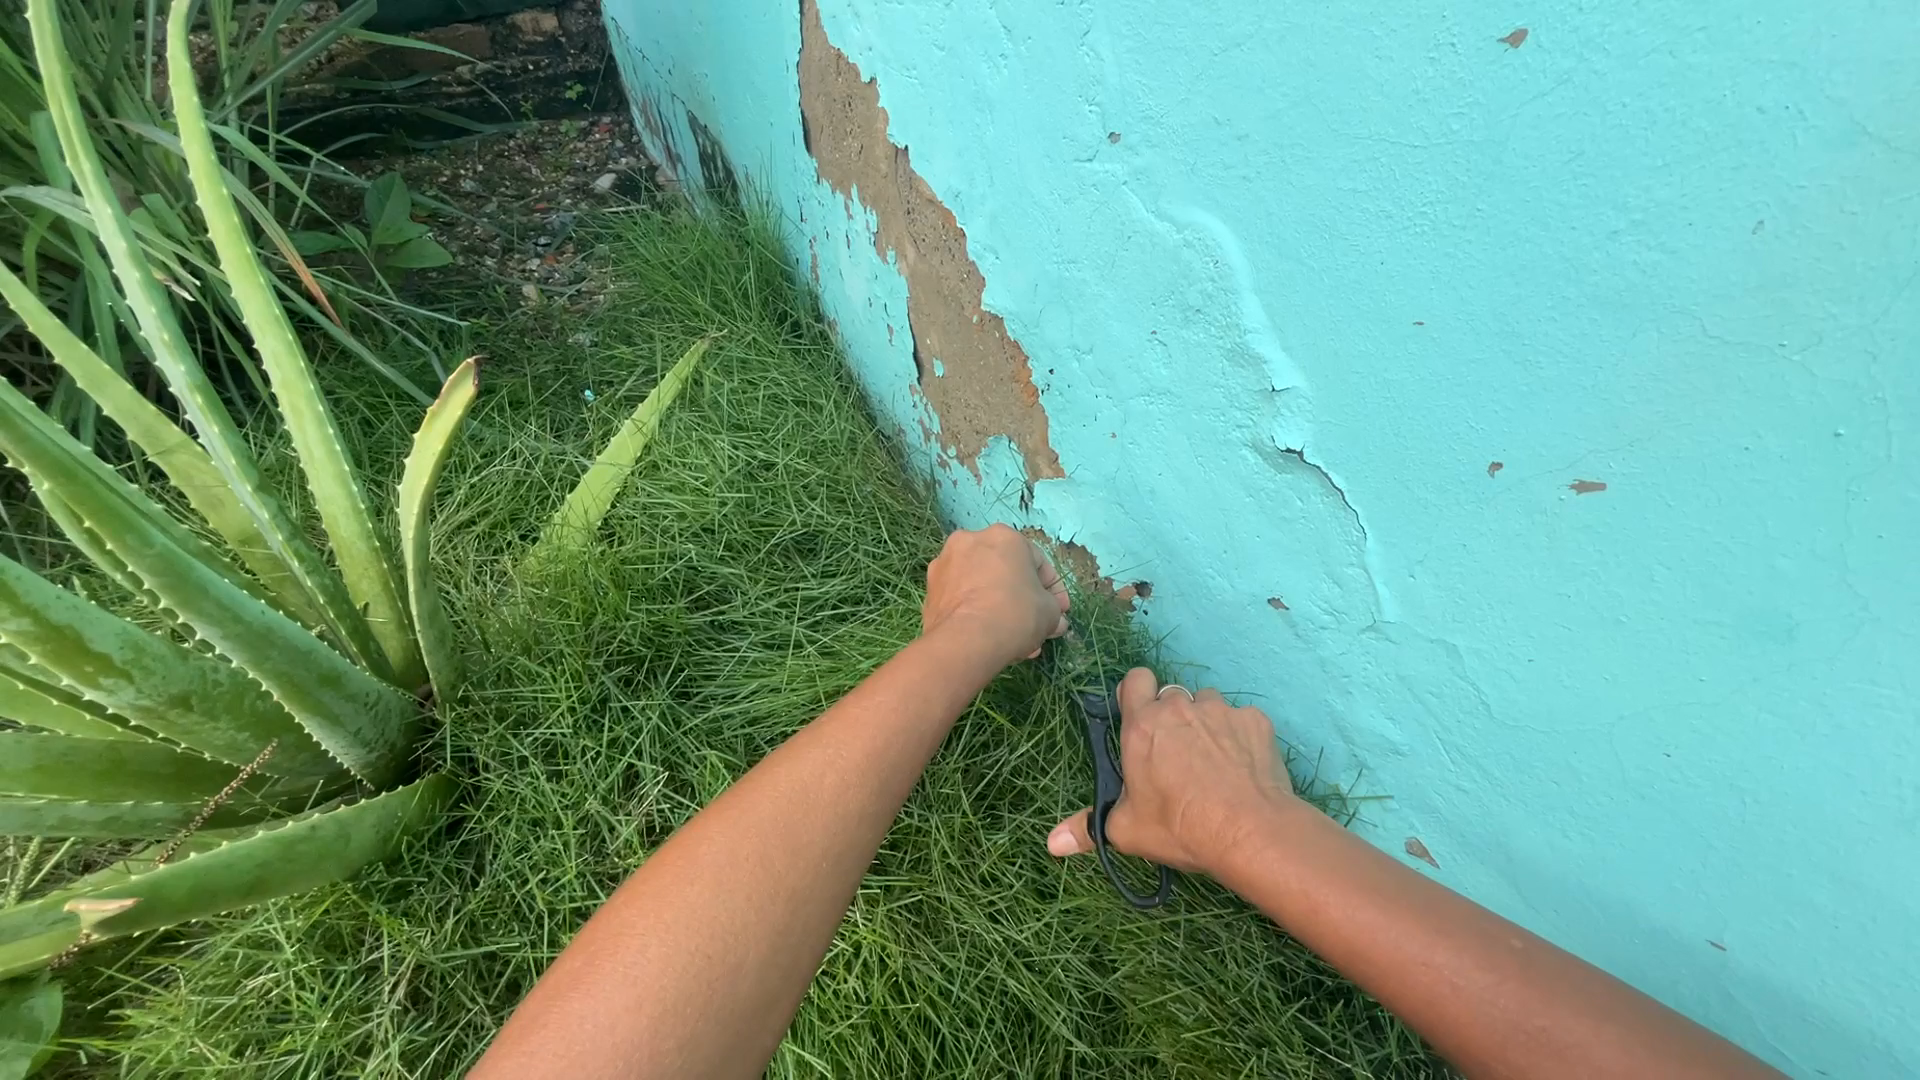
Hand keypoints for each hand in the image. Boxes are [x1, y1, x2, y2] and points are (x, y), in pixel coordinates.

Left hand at [921, 525, 1069, 665]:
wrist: (965, 640)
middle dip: (1024, 601)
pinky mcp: (930, 590)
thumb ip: (1054, 611)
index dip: (1053, 590)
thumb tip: (1055, 621)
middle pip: (1006, 573)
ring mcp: (944, 565)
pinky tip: (989, 638)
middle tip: (1036, 626)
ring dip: (1000, 609)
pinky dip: (976, 614)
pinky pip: (962, 600)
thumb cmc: (1015, 614)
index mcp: (1003, 537)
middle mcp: (970, 541)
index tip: (1059, 613)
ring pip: (982, 587)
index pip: (1037, 562)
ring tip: (1014, 640)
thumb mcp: (1049, 612)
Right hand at [1046, 667, 1303, 875]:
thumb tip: (1052, 844)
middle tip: (1177, 753)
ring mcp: (1220, 710)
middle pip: (1172, 695)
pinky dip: (1241, 737)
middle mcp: (1179, 707)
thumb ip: (1086, 828)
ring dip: (1207, 723)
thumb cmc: (1180, 827)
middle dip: (1173, 716)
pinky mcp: (1256, 721)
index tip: (1141, 717)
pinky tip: (1244, 766)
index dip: (1137, 693)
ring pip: (1209, 704)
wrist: (1250, 832)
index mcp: (1142, 724)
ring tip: (1213, 760)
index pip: (1135, 678)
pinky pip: (1243, 719)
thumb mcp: (1127, 830)